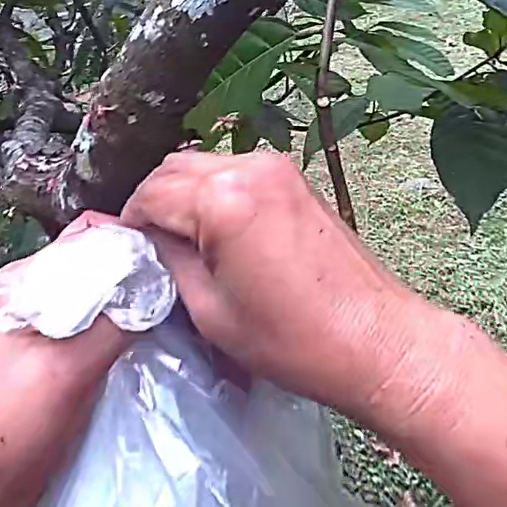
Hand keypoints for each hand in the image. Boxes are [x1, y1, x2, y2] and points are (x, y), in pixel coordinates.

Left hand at [0, 213, 136, 506]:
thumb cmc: (16, 426)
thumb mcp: (68, 370)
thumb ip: (112, 324)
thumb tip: (157, 283)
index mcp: (21, 283)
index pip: (81, 238)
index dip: (125, 241)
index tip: (164, 257)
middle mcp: (29, 292)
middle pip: (90, 261)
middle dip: (130, 268)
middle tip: (171, 284)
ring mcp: (41, 320)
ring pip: (95, 291)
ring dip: (126, 297)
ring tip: (162, 308)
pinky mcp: (53, 348)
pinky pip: (93, 319)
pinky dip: (117, 320)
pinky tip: (141, 333)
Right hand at [122, 151, 458, 431]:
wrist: (378, 342)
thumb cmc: (295, 340)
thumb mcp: (209, 310)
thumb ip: (169, 260)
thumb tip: (147, 238)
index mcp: (223, 201)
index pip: (149, 194)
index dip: (131, 222)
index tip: (128, 248)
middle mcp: (247, 169)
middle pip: (170, 169)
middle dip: (152, 203)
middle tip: (151, 244)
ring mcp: (273, 167)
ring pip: (198, 165)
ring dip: (180, 194)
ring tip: (182, 238)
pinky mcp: (290, 176)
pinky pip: (229, 170)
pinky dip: (210, 191)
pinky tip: (214, 227)